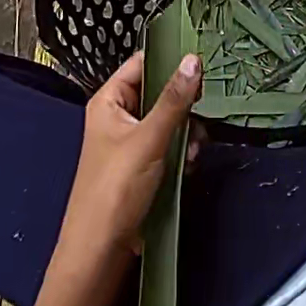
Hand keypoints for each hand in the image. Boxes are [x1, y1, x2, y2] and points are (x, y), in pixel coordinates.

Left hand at [51, 50, 201, 282]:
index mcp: (109, 101)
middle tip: (198, 120)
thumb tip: (193, 60)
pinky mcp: (145, 164)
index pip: (141, 64)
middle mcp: (119, 117)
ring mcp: (133, 141)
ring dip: (186, 133)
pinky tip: (187, 165)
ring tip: (190, 151)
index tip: (201, 64)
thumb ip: (174, 100)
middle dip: (184, 107)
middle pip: (161, 94)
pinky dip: (181, 152)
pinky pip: (171, 145)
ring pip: (171, 121)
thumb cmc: (115, 188)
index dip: (169, 62)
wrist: (103, 245)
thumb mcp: (149, 138)